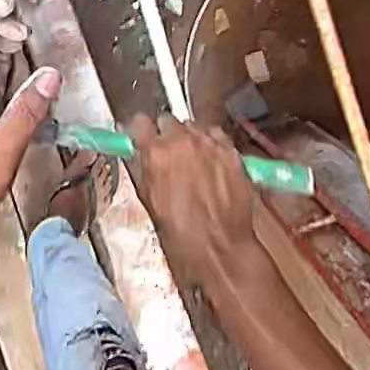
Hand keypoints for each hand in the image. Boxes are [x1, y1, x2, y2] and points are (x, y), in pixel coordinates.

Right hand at [127, 115, 260, 290]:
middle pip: (167, 120)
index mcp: (156, 153)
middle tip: (169, 155)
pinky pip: (215, 135)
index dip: (140, 131)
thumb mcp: (150, 201)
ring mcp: (208, 142)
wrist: (221, 248)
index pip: (139, 122)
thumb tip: (139, 152)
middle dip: (166, 135)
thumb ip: (144, 168)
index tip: (142, 137)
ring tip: (193, 161)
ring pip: (192, 126)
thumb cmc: (181, 234)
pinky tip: (212, 161)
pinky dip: (211, 143)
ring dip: (189, 138)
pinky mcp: (229, 149)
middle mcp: (181, 140)